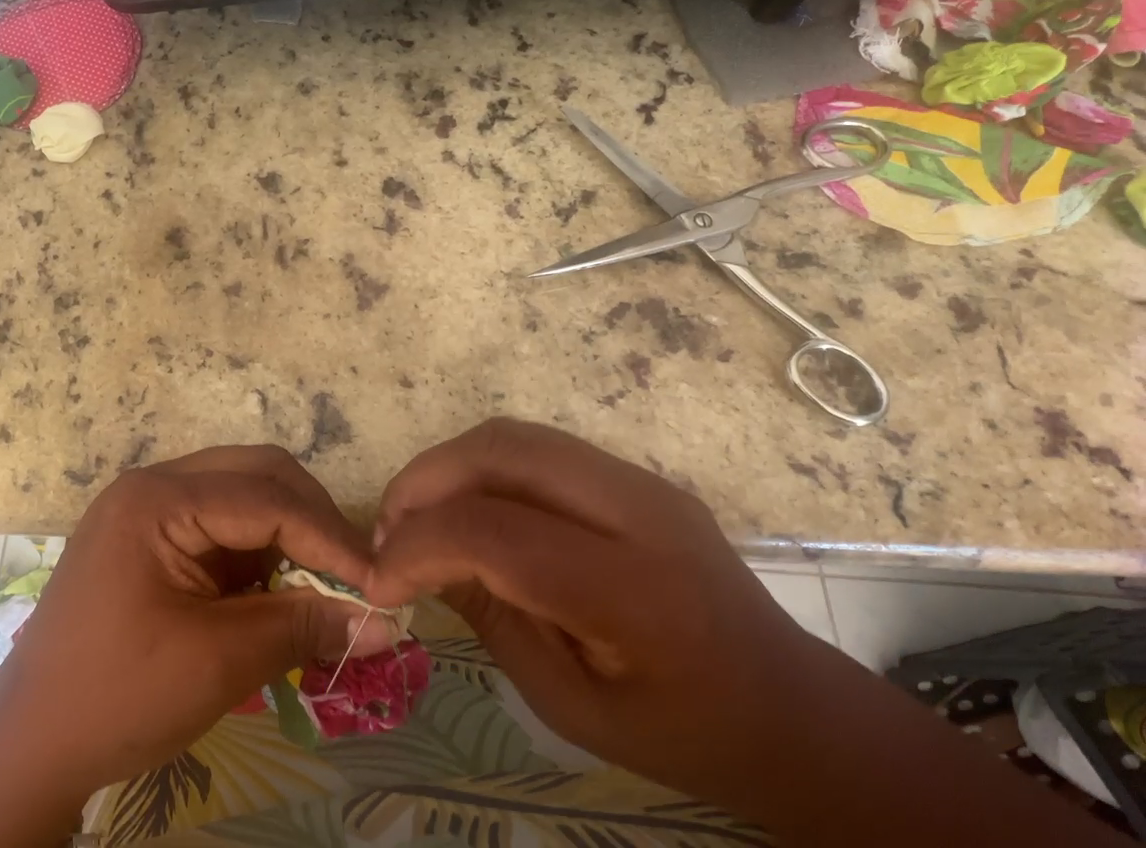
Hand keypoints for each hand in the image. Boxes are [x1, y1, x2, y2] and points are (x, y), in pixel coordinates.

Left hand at [0, 445, 373, 847]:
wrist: (33, 743)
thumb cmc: (119, 694)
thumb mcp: (219, 659)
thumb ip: (304, 626)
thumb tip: (388, 622)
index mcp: (158, 498)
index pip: (267, 497)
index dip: (331, 538)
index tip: (382, 585)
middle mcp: (152, 488)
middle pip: (257, 479)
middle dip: (313, 525)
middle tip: (356, 580)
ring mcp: (147, 515)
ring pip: (243, 502)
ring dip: (290, 542)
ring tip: (327, 593)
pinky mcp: (150, 546)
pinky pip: (221, 533)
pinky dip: (260, 561)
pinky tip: (283, 599)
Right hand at [364, 417, 819, 797]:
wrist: (789, 709)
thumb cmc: (678, 731)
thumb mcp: (567, 702)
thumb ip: (489, 617)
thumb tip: (412, 561)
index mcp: (632, 592)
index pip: (494, 531)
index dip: (416, 545)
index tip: (378, 581)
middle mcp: (641, 513)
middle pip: (501, 451)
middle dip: (423, 481)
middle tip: (385, 533)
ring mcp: (643, 483)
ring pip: (515, 436)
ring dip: (447, 468)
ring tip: (415, 520)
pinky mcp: (636, 476)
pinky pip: (537, 450)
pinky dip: (481, 470)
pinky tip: (465, 513)